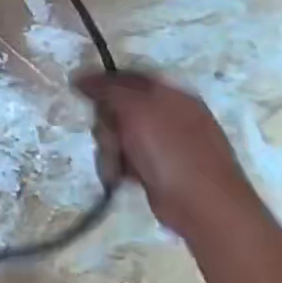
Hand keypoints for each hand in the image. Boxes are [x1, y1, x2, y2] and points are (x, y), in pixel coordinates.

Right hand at [74, 72, 263, 237]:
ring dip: (111, 146)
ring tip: (116, 161)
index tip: (77, 89)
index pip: (128, 77)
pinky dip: (120, 163)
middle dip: (107, 121)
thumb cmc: (170, 152)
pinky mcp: (160, 167)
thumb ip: (108, 90)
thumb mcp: (135, 111)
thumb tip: (81, 77)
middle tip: (108, 135)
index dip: (101, 81)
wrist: (204, 205)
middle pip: (121, 107)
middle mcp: (171, 115)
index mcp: (172, 95)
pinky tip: (121, 173)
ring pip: (121, 133)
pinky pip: (128, 156)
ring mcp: (167, 143)